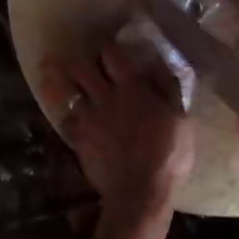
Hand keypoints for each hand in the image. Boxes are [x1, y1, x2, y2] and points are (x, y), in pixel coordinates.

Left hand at [50, 41, 194, 221]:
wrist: (140, 192)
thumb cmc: (168, 155)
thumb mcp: (181, 120)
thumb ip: (169, 91)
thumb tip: (160, 68)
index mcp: (134, 89)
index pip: (114, 55)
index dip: (111, 48)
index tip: (112, 47)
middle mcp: (106, 97)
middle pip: (83, 67)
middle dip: (82, 60)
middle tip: (85, 61)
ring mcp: (89, 118)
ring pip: (66, 89)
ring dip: (61, 78)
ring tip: (57, 73)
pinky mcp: (78, 139)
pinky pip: (64, 118)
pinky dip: (64, 111)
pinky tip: (65, 109)